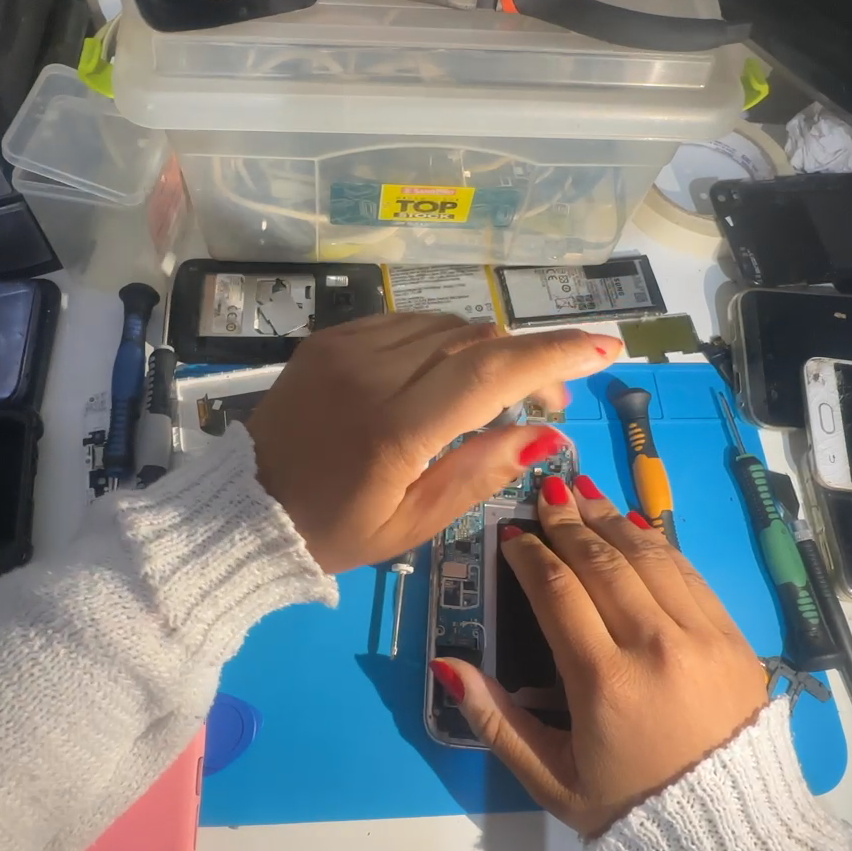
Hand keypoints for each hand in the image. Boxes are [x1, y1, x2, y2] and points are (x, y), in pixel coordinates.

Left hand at [247, 314, 617, 572]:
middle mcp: (372, 373)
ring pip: (445, 324)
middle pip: (476, 339)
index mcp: (395, 430)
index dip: (555, 354)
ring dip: (485, 350)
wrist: (245, 505)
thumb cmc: (334, 529)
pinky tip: (443, 374)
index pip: (491, 373)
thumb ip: (480, 473)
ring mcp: (346, 347)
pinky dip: (441, 341)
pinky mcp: (329, 337)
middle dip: (527, 358)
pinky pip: (407, 322)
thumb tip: (545, 433)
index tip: (606, 348)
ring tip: (494, 392)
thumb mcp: (411, 524)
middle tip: (546, 401)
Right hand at [431, 474, 770, 836]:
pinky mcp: (733, 636)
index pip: (557, 590)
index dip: (530, 555)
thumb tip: (447, 664)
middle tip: (543, 493)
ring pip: (645, 555)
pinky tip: (633, 522)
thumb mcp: (550, 779)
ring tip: (581, 492)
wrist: (732, 834)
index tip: (512, 534)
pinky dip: (656, 540)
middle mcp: (654, 646)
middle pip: (600, 561)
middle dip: (566, 522)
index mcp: (604, 682)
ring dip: (609, 518)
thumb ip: (494, 720)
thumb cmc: (630, 805)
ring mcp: (700, 636)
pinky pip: (687, 571)